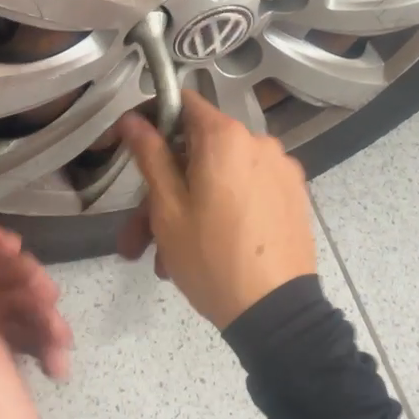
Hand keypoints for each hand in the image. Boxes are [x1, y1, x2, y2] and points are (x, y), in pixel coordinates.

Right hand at [116, 89, 318, 327]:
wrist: (279, 315)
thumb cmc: (212, 258)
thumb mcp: (168, 210)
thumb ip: (150, 155)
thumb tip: (131, 118)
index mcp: (225, 136)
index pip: (181, 103)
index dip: (149, 120)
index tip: (126, 147)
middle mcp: (257, 141)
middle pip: (198, 150)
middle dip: (163, 188)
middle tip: (138, 234)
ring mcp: (279, 169)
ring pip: (218, 177)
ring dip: (187, 208)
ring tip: (163, 259)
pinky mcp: (292, 195)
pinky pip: (244, 191)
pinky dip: (220, 210)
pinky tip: (202, 250)